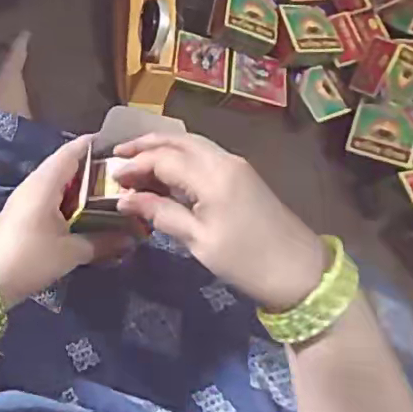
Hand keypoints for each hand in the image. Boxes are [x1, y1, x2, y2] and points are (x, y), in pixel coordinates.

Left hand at [0, 136, 133, 304]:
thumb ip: (102, 242)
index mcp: (46, 182)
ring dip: (85, 189)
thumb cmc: (28, 258)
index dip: (96, 145)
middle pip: (69, 167)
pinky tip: (90, 216)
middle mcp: (36, 184)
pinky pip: (54, 200)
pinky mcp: (24, 216)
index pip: (73, 151)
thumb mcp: (70, 252)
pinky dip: (73, 203)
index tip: (122, 147)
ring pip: (62, 185)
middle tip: (126, 177)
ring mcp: (28, 200)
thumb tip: (131, 239)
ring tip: (114, 196)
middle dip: (96, 170)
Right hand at [113, 133, 326, 310]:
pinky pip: (203, 154)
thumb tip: (124, 200)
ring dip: (162, 147)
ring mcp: (235, 164)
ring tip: (136, 159)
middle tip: (117, 155)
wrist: (300, 271)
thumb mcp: (198, 241)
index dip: (134, 165)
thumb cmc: (246, 260)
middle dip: (145, 145)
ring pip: (191, 143)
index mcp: (212, 175)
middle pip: (177, 140)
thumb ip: (160, 214)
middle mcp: (223, 160)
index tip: (111, 178)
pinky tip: (165, 171)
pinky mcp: (241, 173)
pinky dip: (179, 156)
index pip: (163, 158)